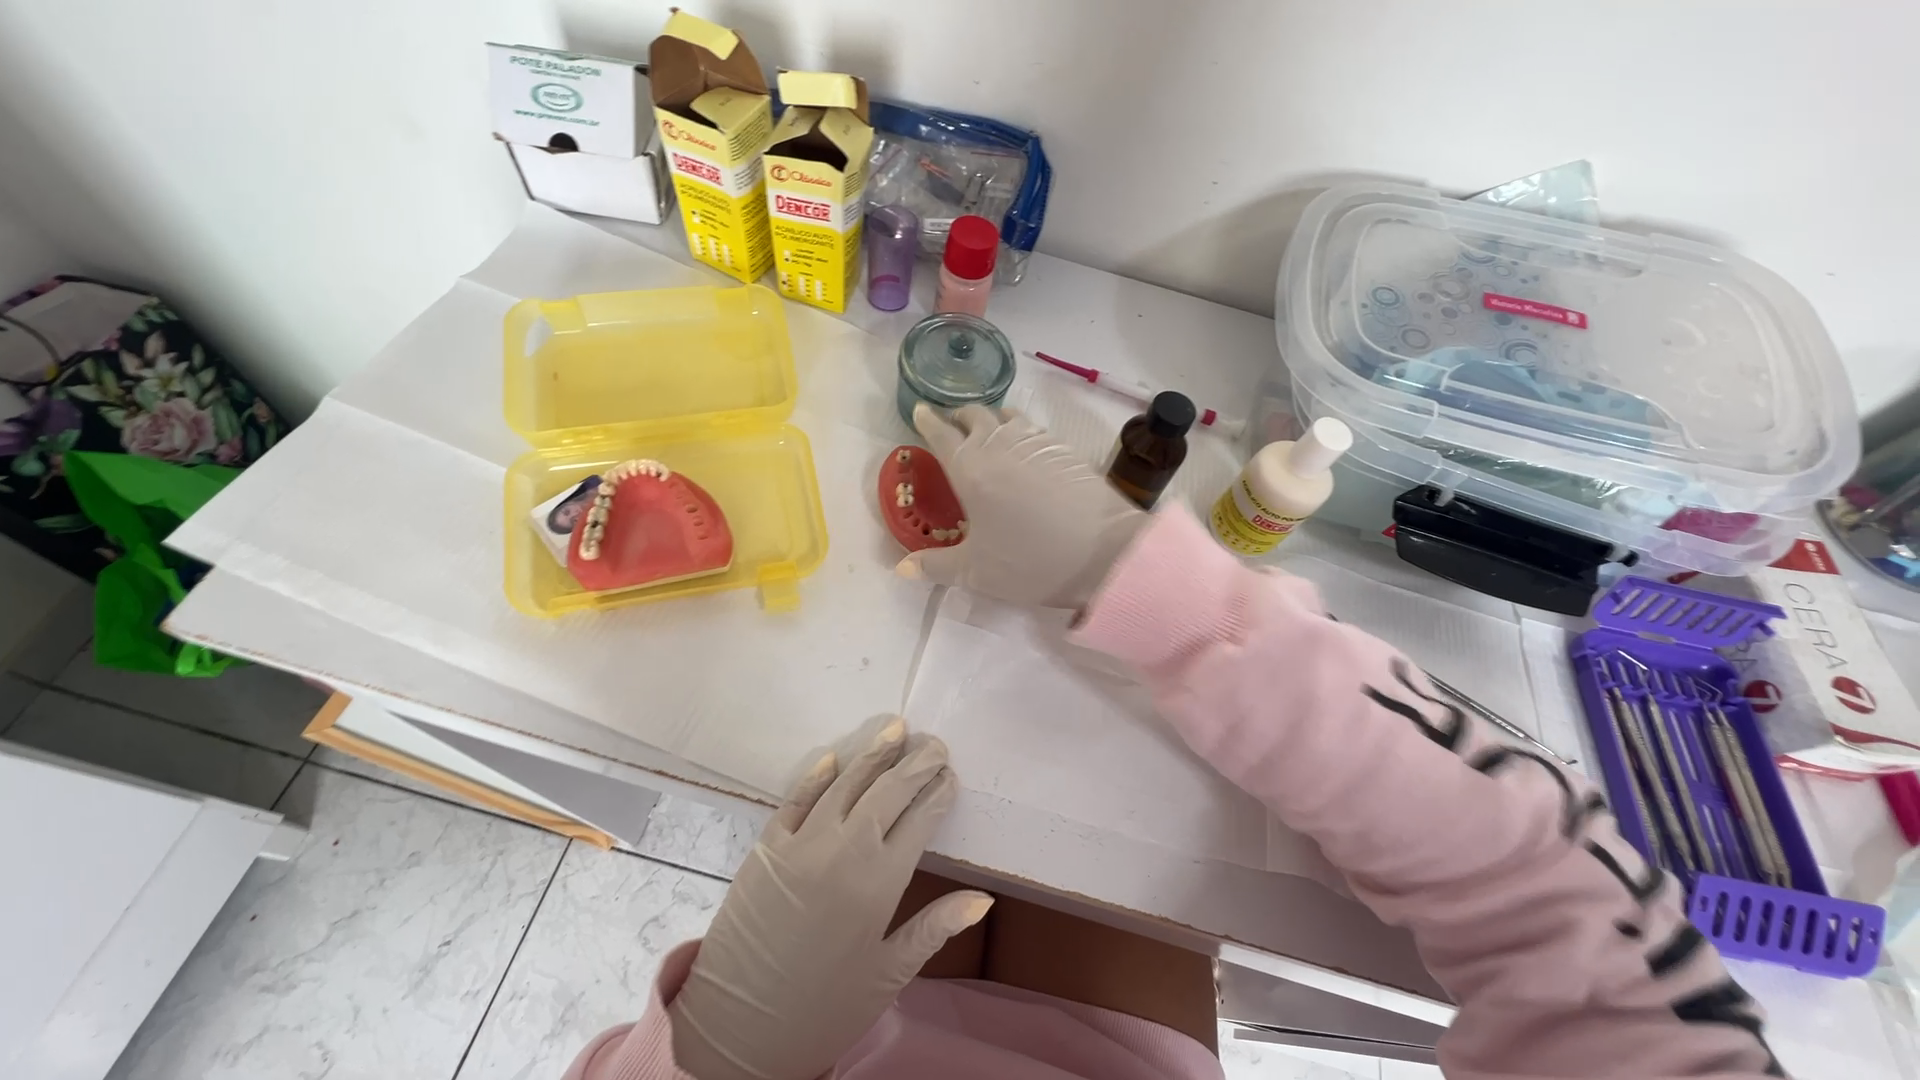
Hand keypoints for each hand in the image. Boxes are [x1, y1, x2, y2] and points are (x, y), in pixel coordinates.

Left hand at [669, 719, 989, 1079]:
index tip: (951, 775)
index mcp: (878, 884)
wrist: (739, 1028)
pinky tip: (833, 756)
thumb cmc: (824, 1008)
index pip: (918, 821)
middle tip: (934, 743)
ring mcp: (801, 844)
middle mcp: (843, 851)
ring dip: (872, 755)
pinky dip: (815, 776)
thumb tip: (984, 898)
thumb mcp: (889, 975)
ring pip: (844, 785)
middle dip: (914, 764)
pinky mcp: (765, 848)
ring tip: (895, 728)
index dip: (937, 794)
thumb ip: (934, 928)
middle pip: (887, 793)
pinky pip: (795, 800)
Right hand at [899, 403, 1148, 609]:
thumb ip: (936, 567)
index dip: (928, 421)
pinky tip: (1025, 446)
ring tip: (988, 429)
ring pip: (1007, 416)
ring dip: (992, 418)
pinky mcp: (1066, 450)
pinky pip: (1034, 428)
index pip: (941, 434)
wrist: (1104, 552)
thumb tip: (902, 568)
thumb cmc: (1029, 561)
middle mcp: (1000, 446)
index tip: (920, 410)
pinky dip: (1020, 429)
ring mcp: (1036, 443)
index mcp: (969, 468)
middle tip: (952, 422)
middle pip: (975, 415)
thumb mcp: (976, 573)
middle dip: (959, 415)